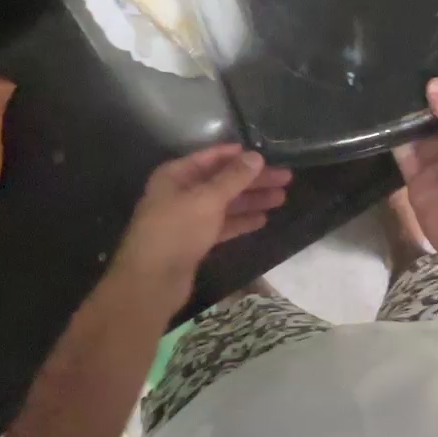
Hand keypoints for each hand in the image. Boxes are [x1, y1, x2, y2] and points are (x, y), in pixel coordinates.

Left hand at [107, 145, 291, 305]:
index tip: (264, 154)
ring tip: (281, 197)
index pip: (211, 158)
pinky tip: (262, 219)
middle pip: (222, 181)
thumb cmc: (176, 231)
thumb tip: (256, 156)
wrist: (152, 281)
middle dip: (252, 180)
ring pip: (224, 204)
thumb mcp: (207, 199)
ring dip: (251, 200)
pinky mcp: (194, 242)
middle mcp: (180, 193)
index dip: (237, 155)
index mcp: (176, 175)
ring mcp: (187, 219)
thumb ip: (233, 178)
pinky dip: (240, 221)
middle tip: (285, 178)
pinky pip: (221, 225)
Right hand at [392, 78, 437, 257]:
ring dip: (406, 118)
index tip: (429, 65)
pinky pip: (401, 156)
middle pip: (435, 122)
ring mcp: (434, 165)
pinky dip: (392, 138)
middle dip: (422, 102)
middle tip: (400, 71)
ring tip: (387, 85)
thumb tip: (434, 84)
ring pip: (416, 136)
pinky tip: (381, 115)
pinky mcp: (414, 180)